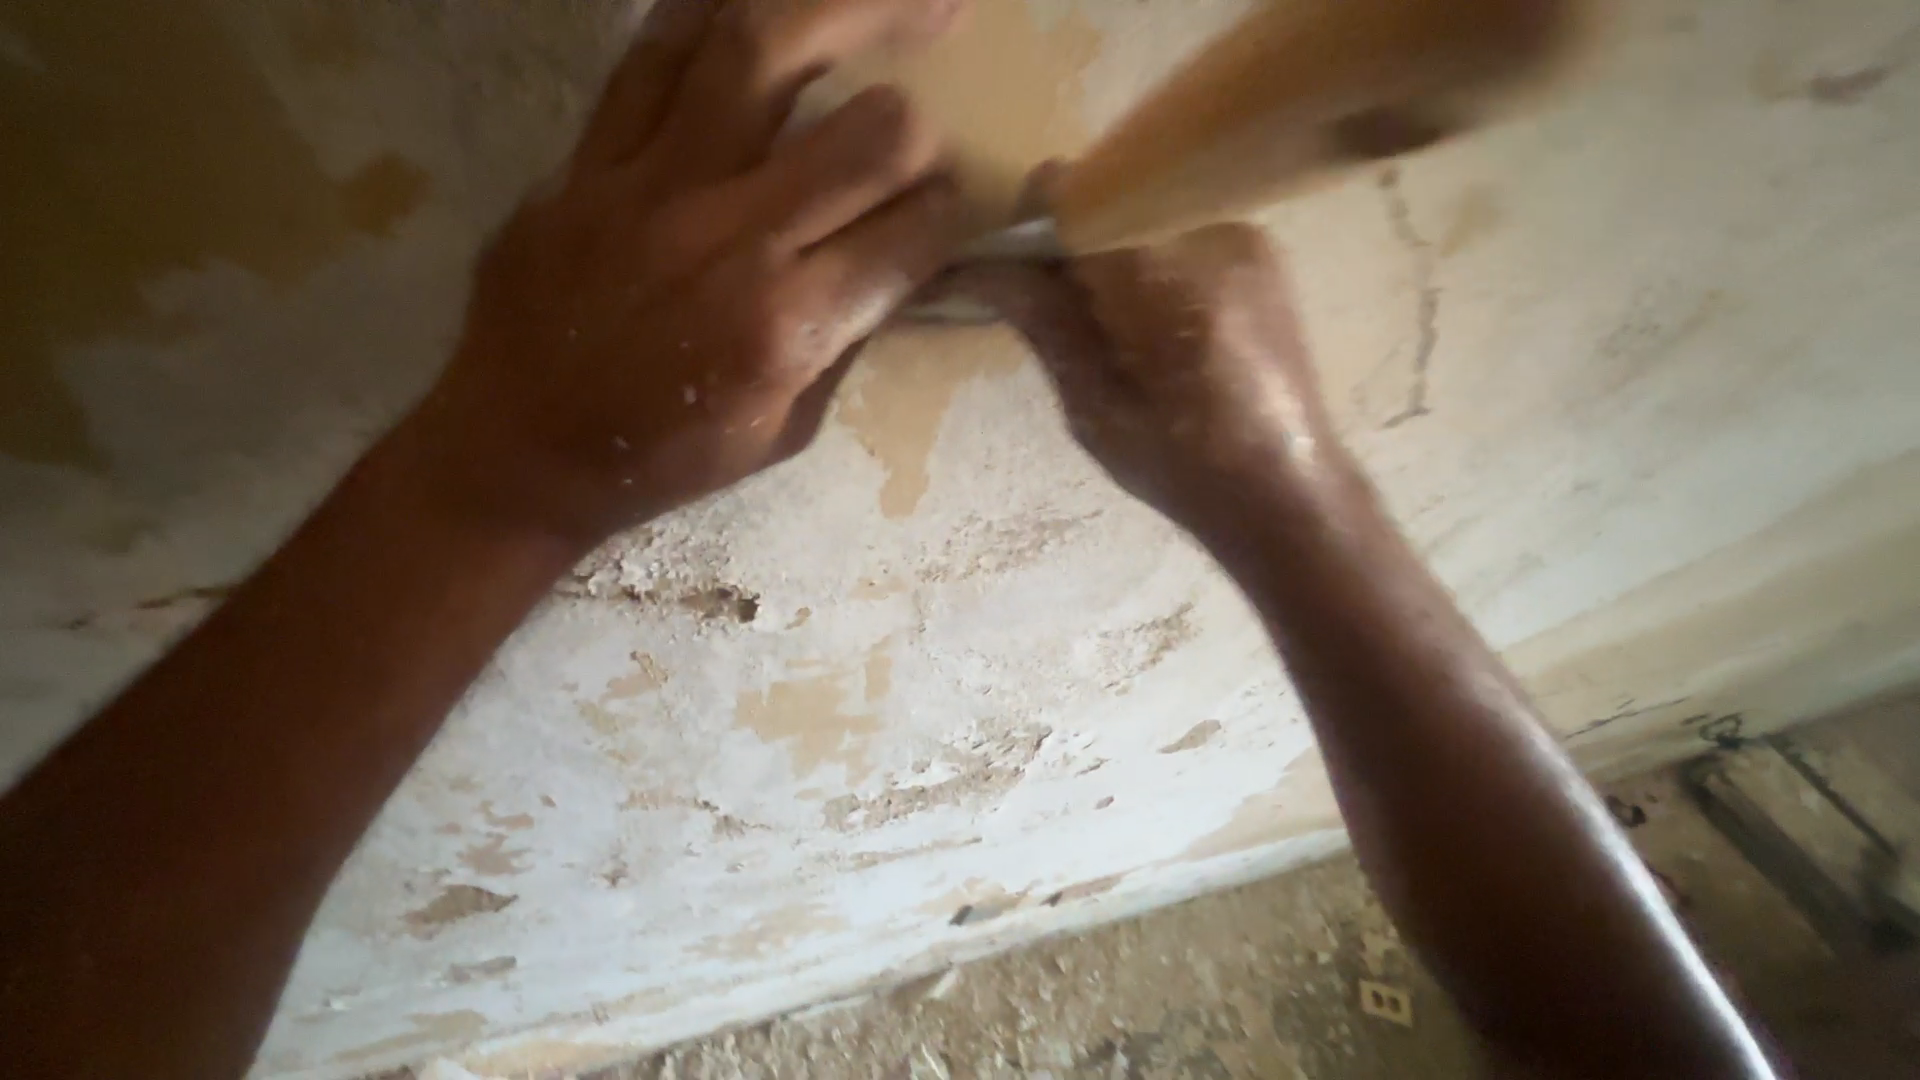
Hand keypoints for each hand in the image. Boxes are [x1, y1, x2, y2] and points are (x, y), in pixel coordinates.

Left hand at [413, 0, 968, 544]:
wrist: (522, 448)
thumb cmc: (666, 458)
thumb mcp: (785, 430)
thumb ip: (846, 341)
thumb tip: (899, 266)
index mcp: (787, 328)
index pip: (909, 237)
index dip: (950, 215)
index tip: (951, 211)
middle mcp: (732, 239)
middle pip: (866, 139)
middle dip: (920, 133)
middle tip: (926, 135)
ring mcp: (653, 184)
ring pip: (762, 47)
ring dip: (852, 8)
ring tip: (913, 1)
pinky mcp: (590, 156)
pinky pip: (657, 49)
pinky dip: (721, 11)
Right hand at [951, 224, 1356, 540]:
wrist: (1283, 486)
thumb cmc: (1179, 467)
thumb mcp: (1091, 407)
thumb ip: (1043, 321)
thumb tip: (977, 268)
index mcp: (1162, 281)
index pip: (1074, 192)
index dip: (1028, 220)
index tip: (1012, 267)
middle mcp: (1210, 235)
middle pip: (1108, 197)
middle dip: (1071, 244)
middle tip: (1060, 310)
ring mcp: (1244, 236)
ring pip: (1143, 212)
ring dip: (1112, 255)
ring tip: (1114, 325)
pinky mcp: (1261, 250)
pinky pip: (1180, 230)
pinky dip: (1151, 262)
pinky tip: (1158, 321)